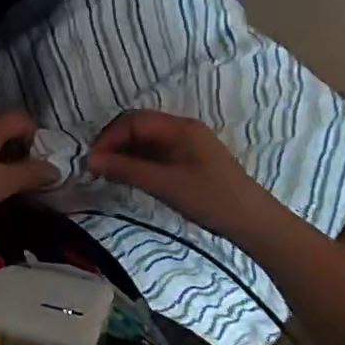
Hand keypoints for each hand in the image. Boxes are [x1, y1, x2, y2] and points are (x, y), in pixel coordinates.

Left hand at [0, 112, 57, 249]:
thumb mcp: (5, 183)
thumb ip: (31, 173)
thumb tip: (55, 169)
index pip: (21, 118)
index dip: (36, 135)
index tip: (41, 160)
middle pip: (2, 127)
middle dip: (18, 146)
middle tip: (28, 171)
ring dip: (0, 154)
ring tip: (9, 179)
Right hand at [87, 110, 290, 237]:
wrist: (255, 224)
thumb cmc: (211, 199)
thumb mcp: (164, 184)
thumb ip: (125, 169)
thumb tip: (89, 159)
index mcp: (180, 128)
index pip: (133, 121)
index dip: (109, 137)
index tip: (92, 161)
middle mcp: (182, 130)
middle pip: (137, 126)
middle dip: (113, 143)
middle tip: (96, 167)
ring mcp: (186, 145)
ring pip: (144, 140)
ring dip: (123, 154)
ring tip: (107, 174)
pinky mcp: (188, 160)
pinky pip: (154, 153)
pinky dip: (136, 162)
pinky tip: (127, 178)